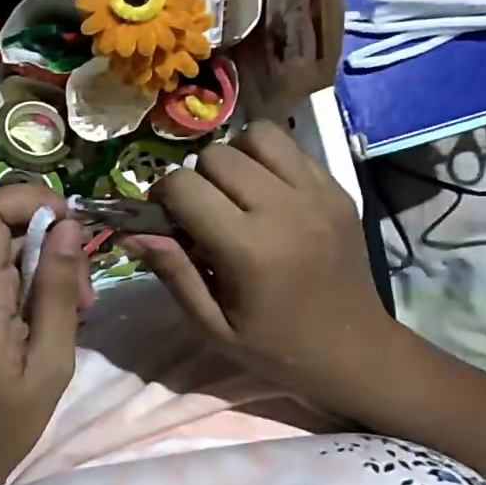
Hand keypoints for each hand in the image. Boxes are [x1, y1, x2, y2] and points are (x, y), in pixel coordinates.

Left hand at [0, 185, 90, 484]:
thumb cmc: (7, 420)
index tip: (72, 222)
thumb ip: (57, 289)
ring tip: (74, 310)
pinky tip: (50, 317)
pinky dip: (29, 281)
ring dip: (45, 265)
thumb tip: (68, 226)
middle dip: (51, 243)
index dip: (29, 198)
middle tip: (83, 295)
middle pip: (0, 227)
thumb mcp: (50, 361)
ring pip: (2, 248)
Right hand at [124, 123, 403, 415]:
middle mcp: (283, 208)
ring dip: (235, 159)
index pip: (184, 186)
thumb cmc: (276, 347)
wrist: (353, 349)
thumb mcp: (213, 326)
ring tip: (237, 194)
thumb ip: (174, 273)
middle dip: (198, 179)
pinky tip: (269, 195)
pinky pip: (291, 148)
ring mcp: (317, 193)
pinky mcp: (337, 189)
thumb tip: (132, 232)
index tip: (169, 221)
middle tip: (204, 212)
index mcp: (248, 248)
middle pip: (216, 155)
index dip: (163, 198)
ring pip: (256, 136)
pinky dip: (269, 162)